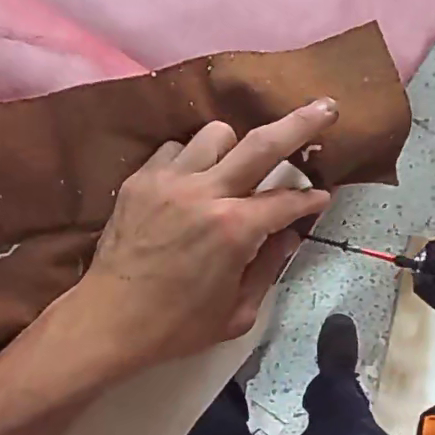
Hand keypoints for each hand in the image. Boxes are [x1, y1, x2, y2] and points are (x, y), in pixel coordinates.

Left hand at [66, 99, 338, 370]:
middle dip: (300, 123)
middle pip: (262, 143)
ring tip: (237, 166)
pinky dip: (192, 158)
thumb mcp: (238, 312)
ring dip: (236, 146)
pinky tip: (193, 180)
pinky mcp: (140, 180)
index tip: (322, 196)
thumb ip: (268, 267)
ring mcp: (169, 181)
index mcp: (234, 229)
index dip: (311, 199)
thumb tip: (288, 233)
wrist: (110, 320)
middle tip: (325, 108)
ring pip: (216, 134)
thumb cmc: (178, 326)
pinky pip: (175, 148)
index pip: (287, 200)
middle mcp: (205, 193)